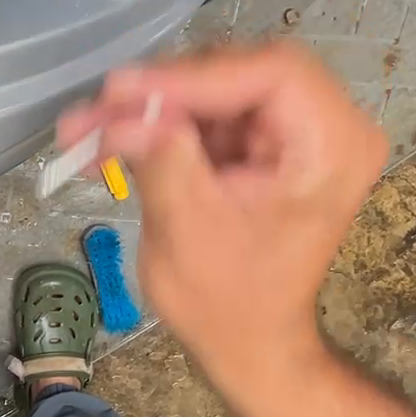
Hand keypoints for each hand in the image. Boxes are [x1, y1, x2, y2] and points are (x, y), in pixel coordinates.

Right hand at [57, 42, 384, 390]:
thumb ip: (160, 161)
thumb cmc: (228, 301)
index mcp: (332, 145)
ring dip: (142, 112)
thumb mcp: (188, 231)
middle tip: (95, 110)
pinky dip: (149, 131)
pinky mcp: (251, 149)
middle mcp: (319, 127)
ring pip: (207, 94)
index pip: (269, 73)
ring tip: (83, 133)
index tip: (119, 92)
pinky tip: (104, 148)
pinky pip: (197, 120)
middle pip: (235, 74)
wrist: (244, 343)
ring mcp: (285, 136)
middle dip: (158, 93)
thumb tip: (117, 115)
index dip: (190, 76)